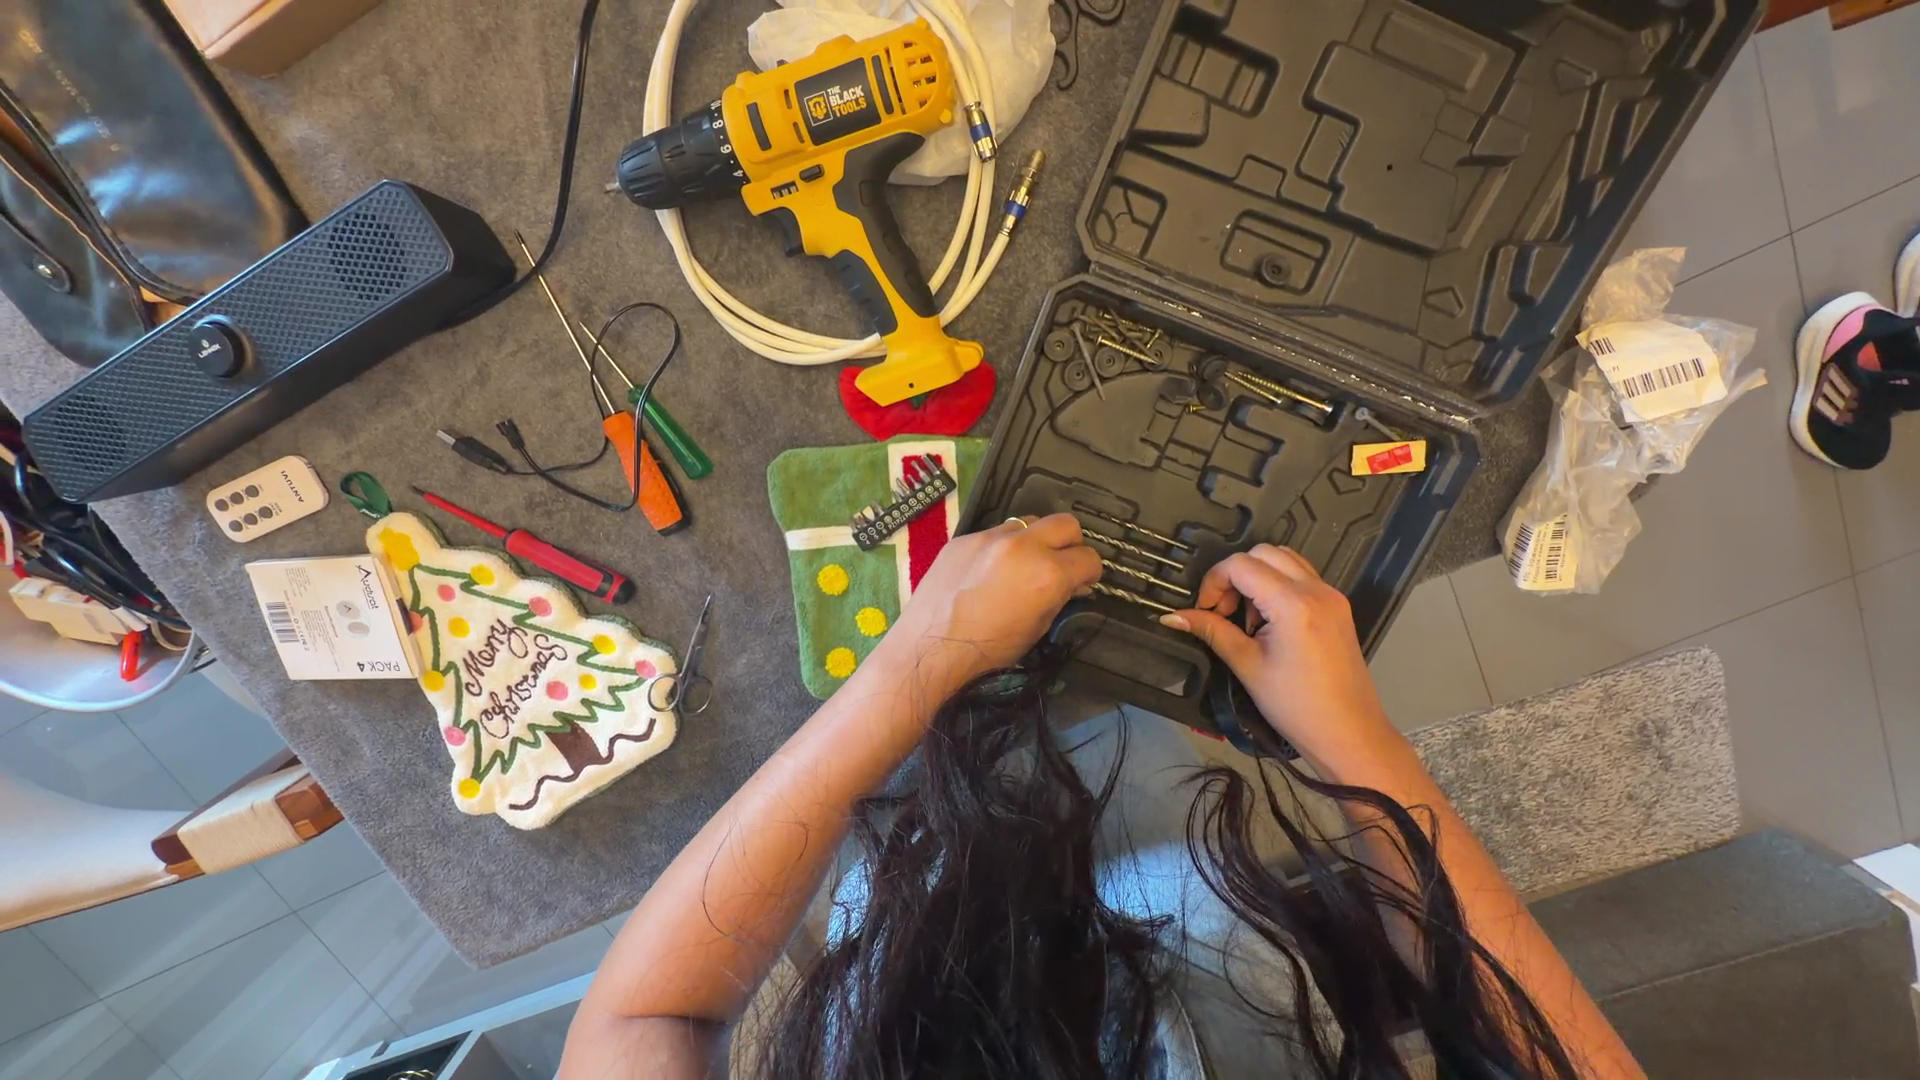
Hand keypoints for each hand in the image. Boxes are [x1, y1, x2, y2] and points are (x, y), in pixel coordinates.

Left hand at [873, 513, 1101, 693]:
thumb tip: (1071, 584)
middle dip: (1070, 544)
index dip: (1090, 573)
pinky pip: (994, 533)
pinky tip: (987, 571)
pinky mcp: (964, 538)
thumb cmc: (988, 649)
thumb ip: (1059, 599)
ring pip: (1028, 522)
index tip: (1082, 582)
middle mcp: (1023, 545)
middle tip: (1060, 565)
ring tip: (1021, 565)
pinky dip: (1000, 547)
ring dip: (1033, 540)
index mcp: (1048, 573)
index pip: (1088, 558)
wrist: (930, 647)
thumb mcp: (1036, 629)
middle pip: (1066, 523)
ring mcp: (990, 537)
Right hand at [1159, 545, 1397, 766]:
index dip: (1213, 581)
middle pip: (1263, 552)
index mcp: (1293, 603)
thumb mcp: (1247, 665)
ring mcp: (1331, 595)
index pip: (1241, 565)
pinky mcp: (1337, 606)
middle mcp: (1316, 589)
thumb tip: (1171, 617)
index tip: (1204, 612)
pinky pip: (1301, 576)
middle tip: (1223, 611)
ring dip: (1256, 576)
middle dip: (1234, 574)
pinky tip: (1269, 620)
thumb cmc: (1295, 705)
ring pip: (1284, 559)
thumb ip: (1211, 631)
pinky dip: (1277, 584)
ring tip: (1246, 616)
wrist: (1349, 734)